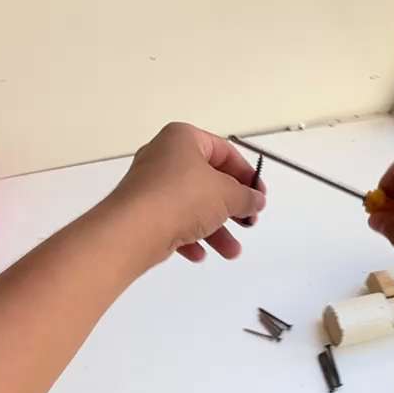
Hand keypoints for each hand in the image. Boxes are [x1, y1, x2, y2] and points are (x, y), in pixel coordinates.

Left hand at [104, 123, 265, 264]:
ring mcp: (149, 185)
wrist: (133, 230)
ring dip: (215, 230)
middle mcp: (163, 157)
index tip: (260, 196)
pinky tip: (200, 253)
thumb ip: (246, 197)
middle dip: (231, 207)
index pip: (224, 151)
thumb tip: (256, 200)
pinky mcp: (141, 212)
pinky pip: (172, 222)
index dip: (246, 175)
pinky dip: (189, 237)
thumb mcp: (227, 195)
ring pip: (191, 206)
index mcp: (183, 139)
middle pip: (208, 181)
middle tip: (248, 223)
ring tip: (231, 251)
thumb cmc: (182, 198)